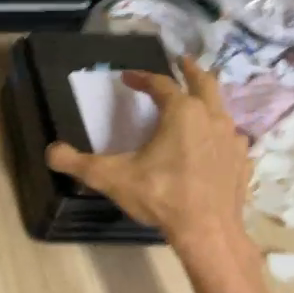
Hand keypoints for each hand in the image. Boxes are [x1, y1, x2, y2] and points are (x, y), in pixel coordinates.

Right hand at [45, 56, 250, 256]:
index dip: (142, 78)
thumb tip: (51, 151)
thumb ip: (76, 163)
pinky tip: (211, 143)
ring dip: (207, 100)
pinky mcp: (242, 161)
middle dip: (190, 70)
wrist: (207, 231)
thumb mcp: (110, 178)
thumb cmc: (160, 196)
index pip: (161, 84)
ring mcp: (232, 139)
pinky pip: (231, 137)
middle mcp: (212, 117)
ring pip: (221, 108)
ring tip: (196, 102)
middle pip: (204, 83)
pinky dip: (218, 132)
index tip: (127, 76)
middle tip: (181, 61)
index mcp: (182, 113)